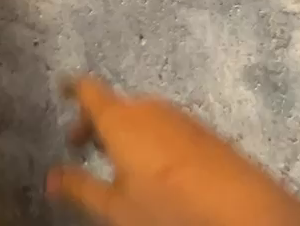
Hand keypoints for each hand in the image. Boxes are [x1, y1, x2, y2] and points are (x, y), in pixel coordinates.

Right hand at [48, 76, 299, 225]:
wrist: (250, 217)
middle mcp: (149, 107)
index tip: (60, 89)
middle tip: (82, 145)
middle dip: (97, 121)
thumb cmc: (172, 211)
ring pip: (143, 116)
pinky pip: (168, 129)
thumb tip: (50, 178)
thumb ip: (81, 187)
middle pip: (114, 104)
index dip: (71, 87)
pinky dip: (153, 141)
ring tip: (121, 165)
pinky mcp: (207, 135)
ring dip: (127, 132)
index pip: (87, 88)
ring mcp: (181, 118)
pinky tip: (159, 173)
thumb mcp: (118, 207)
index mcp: (120, 117)